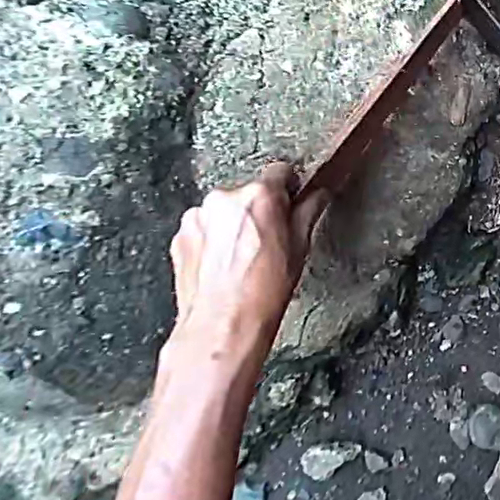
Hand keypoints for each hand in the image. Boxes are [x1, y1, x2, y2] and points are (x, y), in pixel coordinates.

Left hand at [163, 163, 329, 378]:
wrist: (221, 327)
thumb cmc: (262, 293)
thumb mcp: (299, 248)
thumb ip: (308, 212)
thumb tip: (318, 195)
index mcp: (258, 195)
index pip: (280, 172)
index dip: (290, 189)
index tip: (292, 203)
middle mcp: (224, 198)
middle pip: (249, 192)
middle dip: (259, 210)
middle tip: (270, 240)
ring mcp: (198, 217)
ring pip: (225, 211)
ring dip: (234, 225)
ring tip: (244, 258)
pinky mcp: (180, 236)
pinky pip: (204, 228)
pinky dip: (213, 241)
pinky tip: (225, 265)